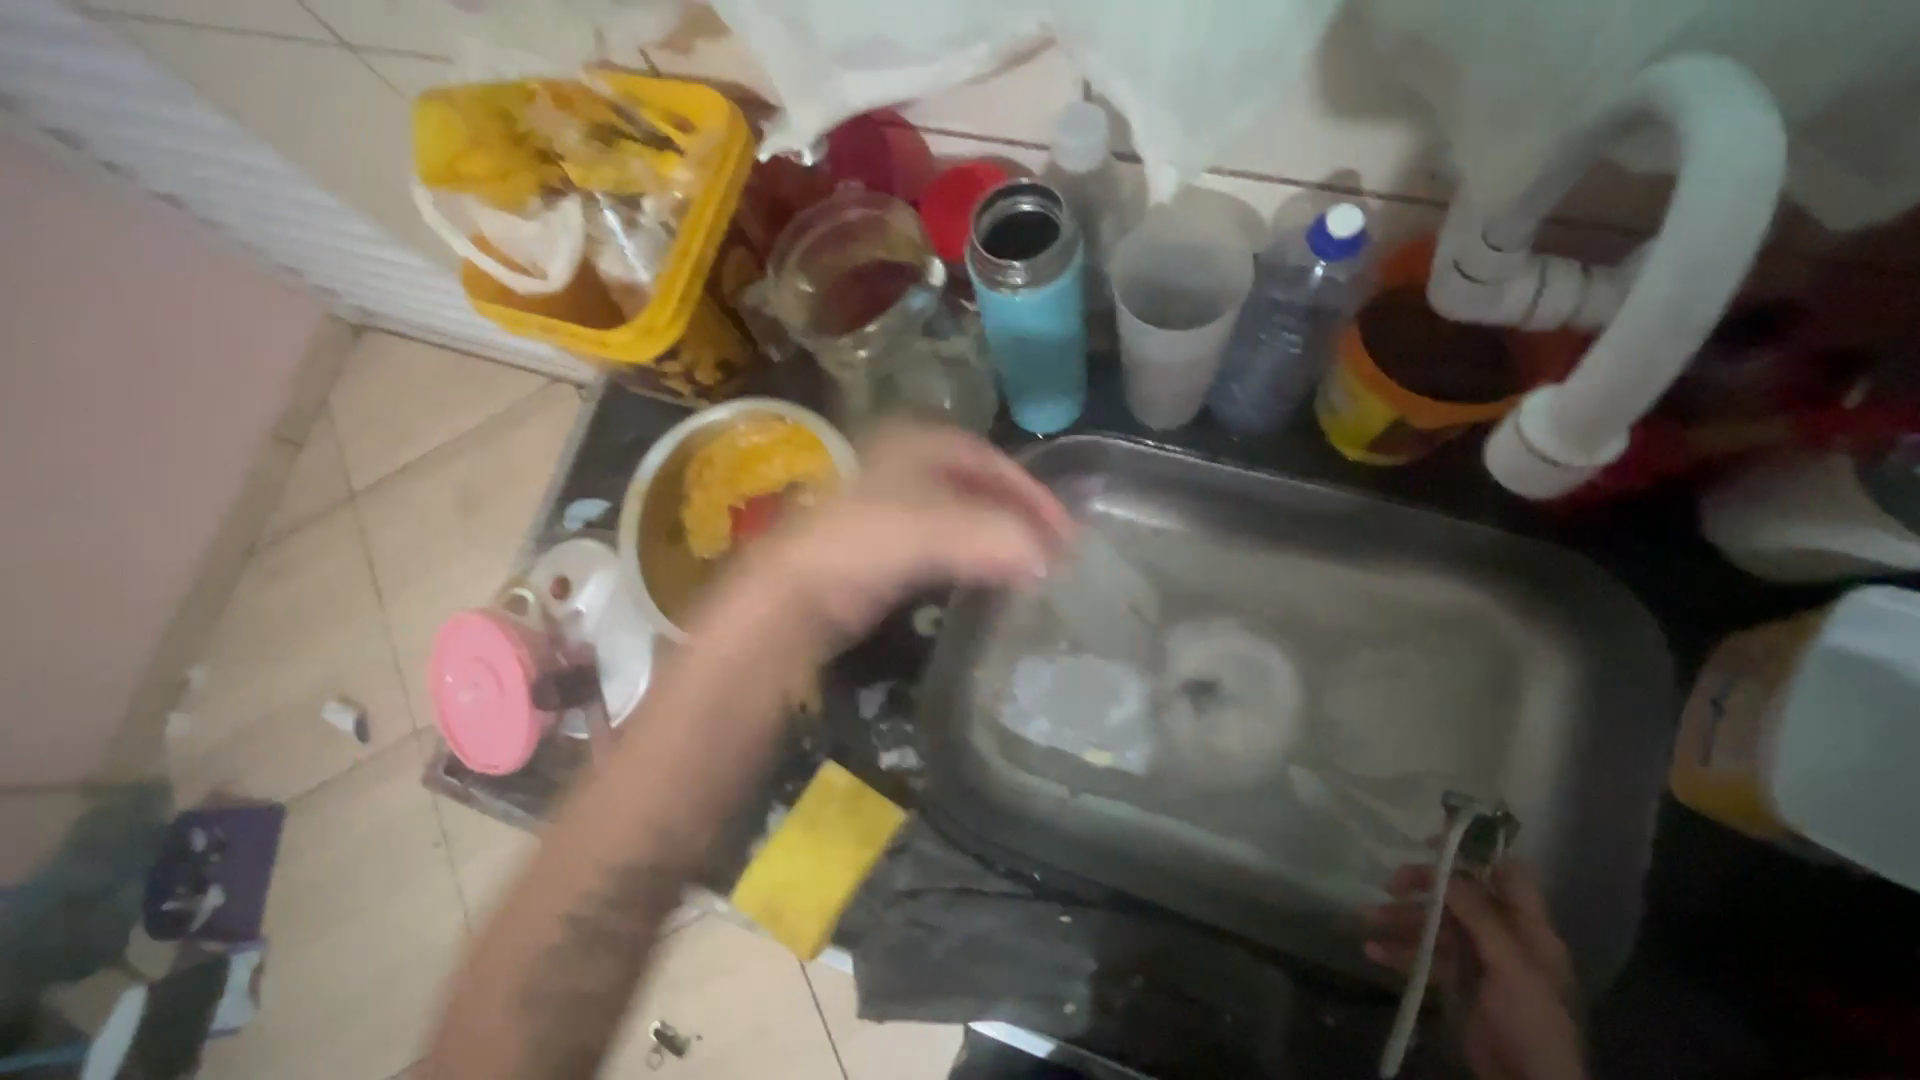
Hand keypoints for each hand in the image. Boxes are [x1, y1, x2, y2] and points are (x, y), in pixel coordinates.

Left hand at [732, 421, 1075, 641]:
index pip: (992, 459)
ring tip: (1032, 566)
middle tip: (1054, 549)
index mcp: (918, 441)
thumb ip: (997, 537)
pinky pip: (941, 544)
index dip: (1032, 492)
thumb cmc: (863, 541)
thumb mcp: (935, 529)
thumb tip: (1050, 558)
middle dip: (1018, 514)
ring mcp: (890, 504)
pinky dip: (970, 557)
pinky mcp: (881, 544)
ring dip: (997, 537)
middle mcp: (904, 463)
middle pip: (979, 485)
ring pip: (960, 515)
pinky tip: (987, 579)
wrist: (792, 589)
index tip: (1065, 529)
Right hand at [1365, 862, 1586, 1079]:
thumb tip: (1450, 871)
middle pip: (1461, 897)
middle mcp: (1504, 937)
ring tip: (1367, 919)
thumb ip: (1482, 917)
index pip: (1507, 875)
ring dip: (1402, 920)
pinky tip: (1373, 952)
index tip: (1432, 844)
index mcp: (1529, 928)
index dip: (1474, 854)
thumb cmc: (1531, 1021)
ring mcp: (1479, 961)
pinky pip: (1426, 957)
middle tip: (1390, 884)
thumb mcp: (1511, 966)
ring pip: (1437, 925)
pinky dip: (1400, 952)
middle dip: (1425, 887)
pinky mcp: (1458, 983)